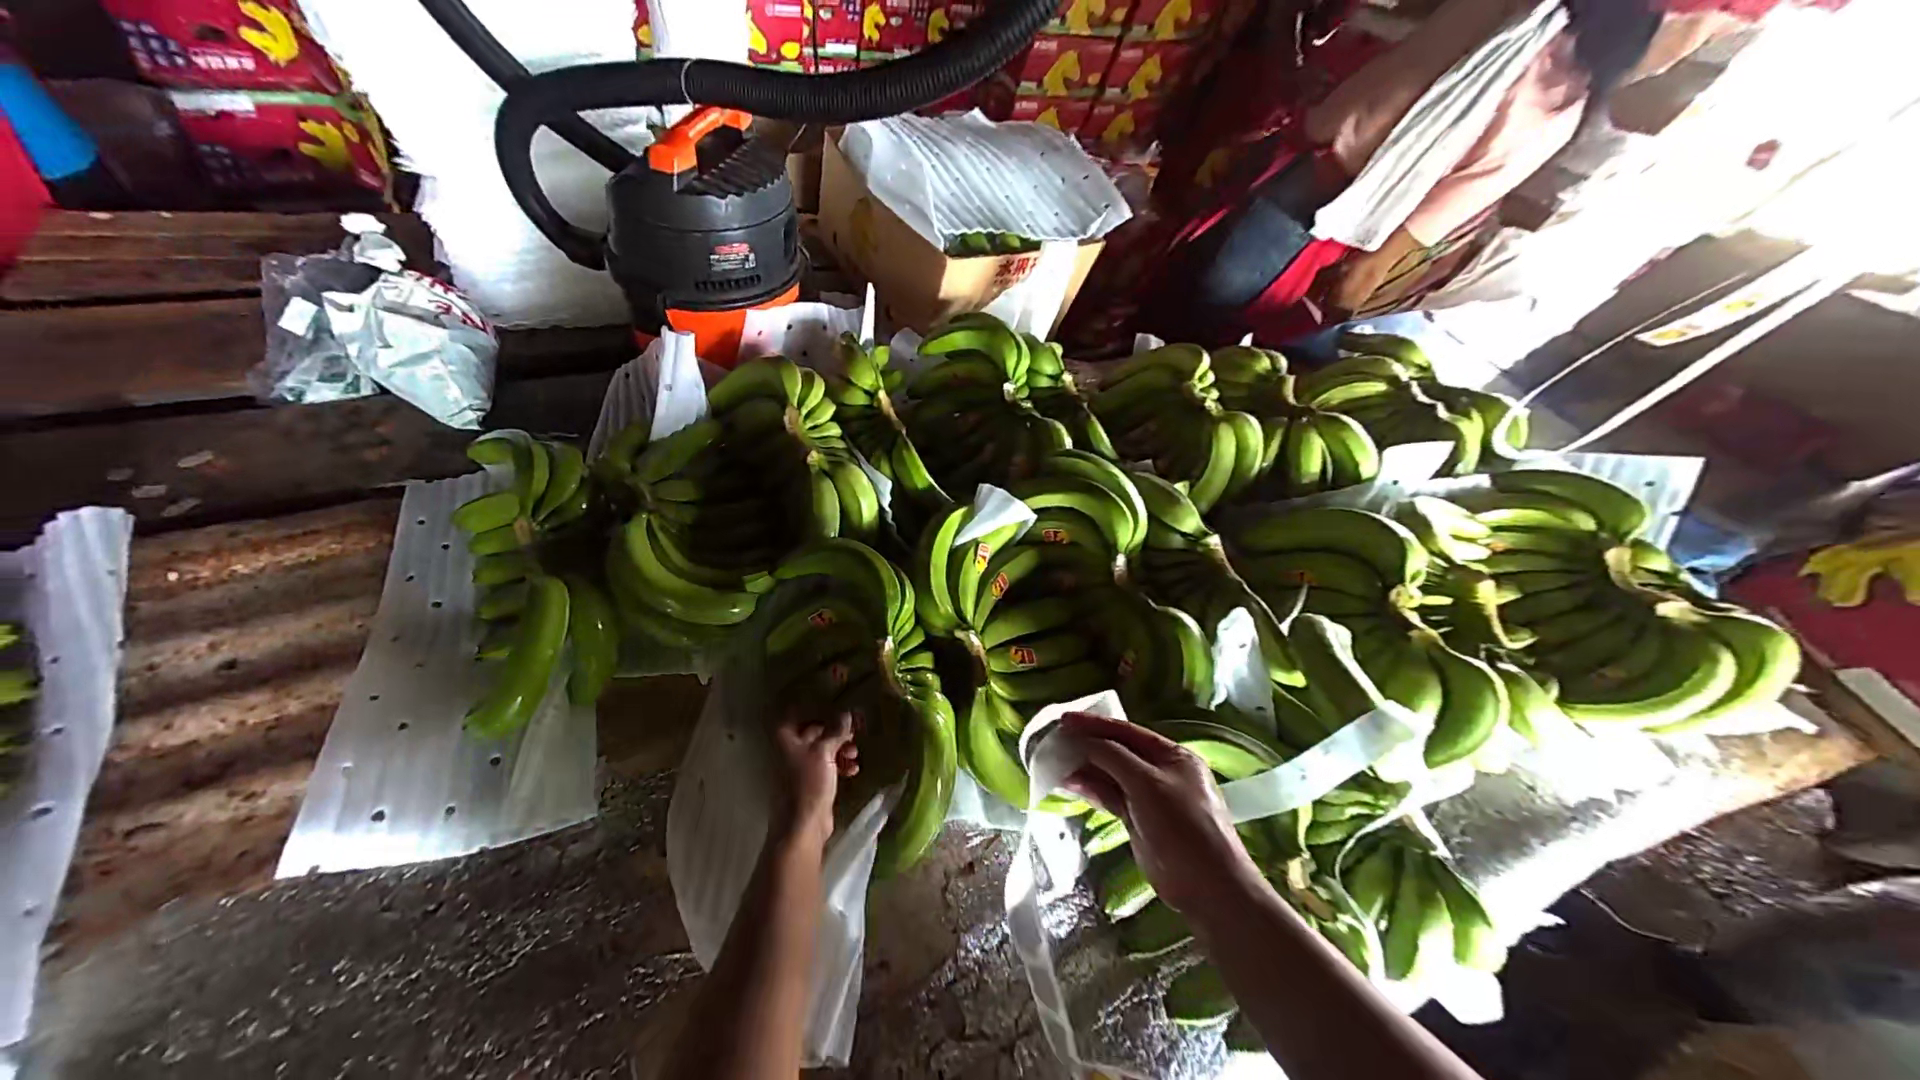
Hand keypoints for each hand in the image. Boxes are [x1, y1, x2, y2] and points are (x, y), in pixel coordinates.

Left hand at [772, 709, 859, 846]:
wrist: (802, 826)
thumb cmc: (808, 784)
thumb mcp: (824, 752)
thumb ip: (836, 731)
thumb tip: (847, 712)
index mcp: (787, 738)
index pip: (799, 712)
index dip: (818, 708)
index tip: (839, 706)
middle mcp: (791, 749)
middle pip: (815, 731)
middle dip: (836, 730)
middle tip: (855, 732)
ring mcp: (801, 767)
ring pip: (824, 748)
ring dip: (841, 748)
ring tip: (855, 754)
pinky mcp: (812, 782)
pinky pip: (828, 765)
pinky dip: (840, 764)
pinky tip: (853, 770)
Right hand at [1058, 712, 1265, 917]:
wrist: (1208, 887)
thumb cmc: (1184, 827)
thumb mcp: (1148, 784)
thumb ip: (1115, 758)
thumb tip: (1084, 742)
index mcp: (1172, 756)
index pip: (1127, 731)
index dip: (1095, 724)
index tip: (1065, 719)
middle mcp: (1161, 773)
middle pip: (1118, 751)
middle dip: (1087, 745)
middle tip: (1055, 741)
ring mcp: (1149, 798)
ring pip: (1111, 776)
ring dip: (1085, 768)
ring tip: (1054, 762)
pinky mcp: (1139, 821)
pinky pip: (1110, 797)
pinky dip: (1090, 789)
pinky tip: (1068, 783)